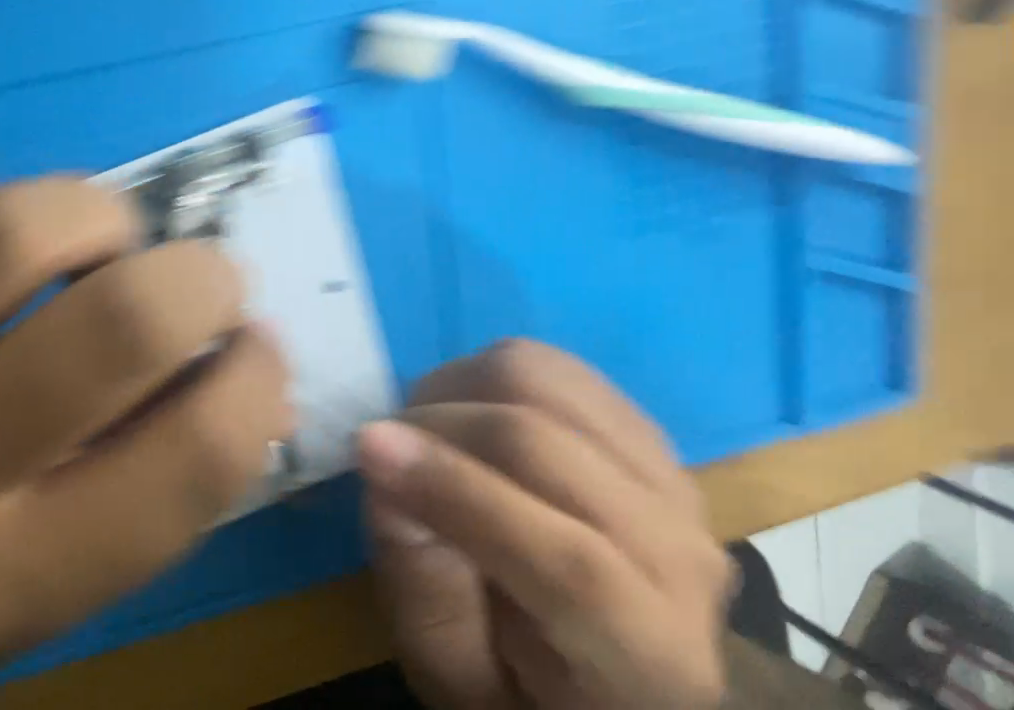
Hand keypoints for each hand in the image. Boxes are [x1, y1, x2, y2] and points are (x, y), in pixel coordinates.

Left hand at [0, 148, 291, 703]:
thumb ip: (153, 488)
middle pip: (110, 330)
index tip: (256, 349)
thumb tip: (237, 359)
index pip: (189, 460)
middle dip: (198, 282)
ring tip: (103, 237)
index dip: (258, 384)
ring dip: (90, 214)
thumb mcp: (53, 596)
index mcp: (13, 569)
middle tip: (205, 279)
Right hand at [358, 341, 732, 709]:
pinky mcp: (651, 438)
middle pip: (546, 445)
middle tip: (384, 447)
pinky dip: (493, 377)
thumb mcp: (457, 677)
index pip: (564, 558)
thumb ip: (425, 594)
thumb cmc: (522, 686)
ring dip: (461, 389)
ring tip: (428, 430)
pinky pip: (559, 368)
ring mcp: (673, 485)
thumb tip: (384, 478)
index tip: (366, 446)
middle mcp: (681, 559)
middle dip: (438, 426)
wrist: (618, 672)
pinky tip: (471, 415)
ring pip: (548, 383)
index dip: (456, 491)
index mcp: (643, 654)